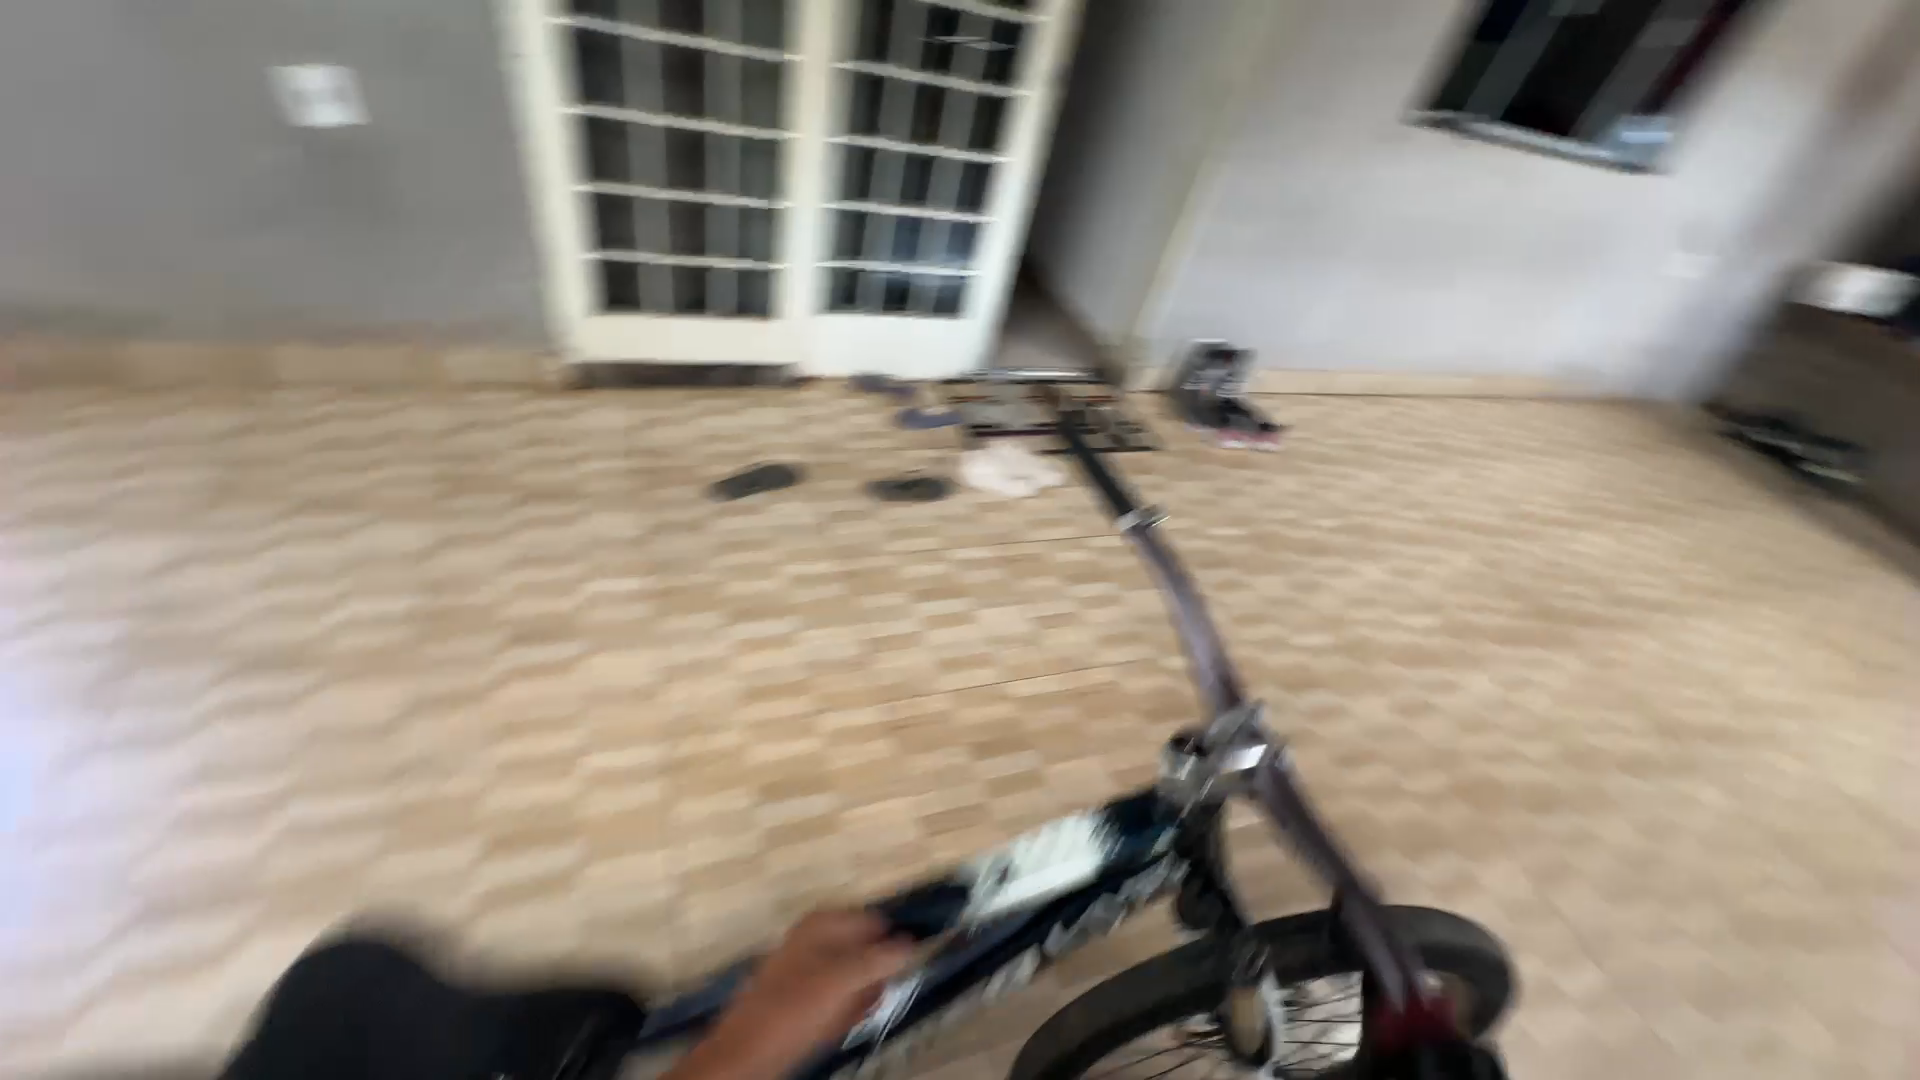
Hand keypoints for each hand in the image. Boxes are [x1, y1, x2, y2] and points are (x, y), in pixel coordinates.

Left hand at [667, 910, 917, 1079]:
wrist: (743, 1055)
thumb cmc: (792, 1009)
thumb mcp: (842, 980)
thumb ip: (879, 958)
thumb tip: (912, 942)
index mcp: (823, 922)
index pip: (874, 921)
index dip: (892, 944)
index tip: (904, 970)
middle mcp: (814, 938)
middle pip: (864, 951)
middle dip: (873, 978)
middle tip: (870, 1000)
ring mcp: (806, 967)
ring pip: (852, 978)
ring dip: (859, 998)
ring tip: (849, 1015)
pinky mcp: (801, 995)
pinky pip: (836, 997)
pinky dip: (843, 1011)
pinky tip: (837, 1025)